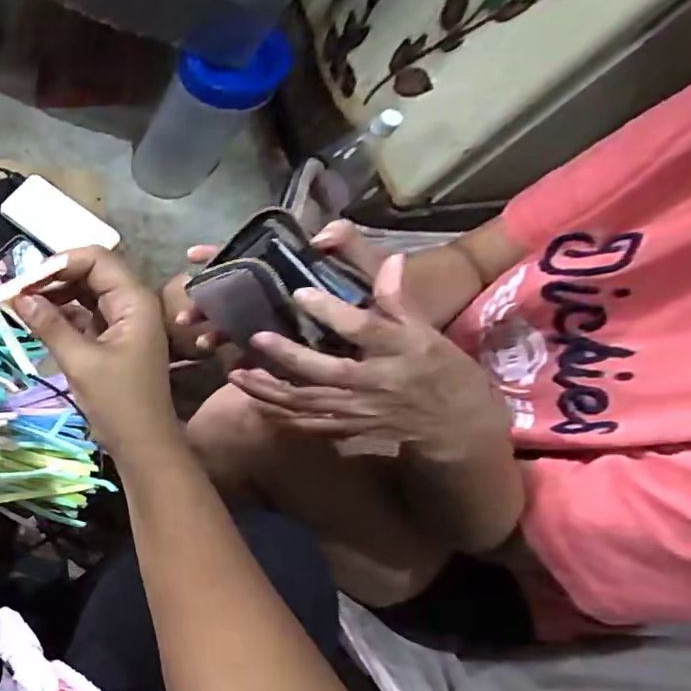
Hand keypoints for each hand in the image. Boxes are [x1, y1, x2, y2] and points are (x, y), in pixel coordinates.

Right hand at [13, 247, 181, 462]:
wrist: (143, 444)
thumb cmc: (118, 403)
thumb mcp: (80, 362)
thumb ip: (50, 325)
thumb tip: (19, 298)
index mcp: (134, 301)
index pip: (96, 260)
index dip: (59, 263)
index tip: (25, 279)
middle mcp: (131, 304)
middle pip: (90, 274)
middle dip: (53, 279)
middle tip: (16, 293)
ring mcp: (123, 323)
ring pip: (85, 295)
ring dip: (55, 297)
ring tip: (21, 306)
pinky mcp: (112, 341)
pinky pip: (85, 317)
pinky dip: (62, 317)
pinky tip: (37, 321)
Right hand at [160, 223, 391, 358]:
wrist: (401, 344)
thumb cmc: (383, 300)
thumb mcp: (368, 269)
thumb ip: (349, 246)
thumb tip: (322, 234)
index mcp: (291, 270)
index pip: (250, 257)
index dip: (220, 253)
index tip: (193, 254)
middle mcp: (276, 295)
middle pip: (231, 292)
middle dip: (204, 300)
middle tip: (186, 312)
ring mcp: (276, 323)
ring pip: (234, 323)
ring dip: (214, 329)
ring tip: (202, 340)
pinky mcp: (280, 351)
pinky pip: (250, 352)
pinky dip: (235, 356)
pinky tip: (227, 365)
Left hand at [227, 254, 508, 463]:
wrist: (454, 426)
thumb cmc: (442, 371)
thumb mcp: (427, 333)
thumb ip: (398, 301)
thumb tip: (389, 261)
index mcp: (399, 351)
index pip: (362, 328)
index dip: (331, 311)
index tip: (300, 293)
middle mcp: (374, 383)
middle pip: (324, 371)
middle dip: (287, 356)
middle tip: (255, 338)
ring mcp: (357, 411)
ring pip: (305, 402)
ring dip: (268, 390)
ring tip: (236, 375)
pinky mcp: (345, 430)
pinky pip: (304, 425)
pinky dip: (277, 415)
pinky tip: (253, 402)